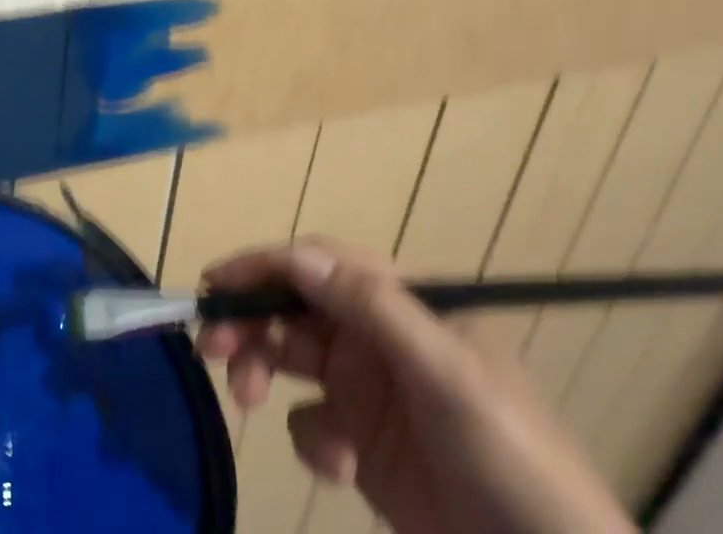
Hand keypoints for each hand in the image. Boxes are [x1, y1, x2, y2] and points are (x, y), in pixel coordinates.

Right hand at [198, 239, 636, 533]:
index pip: (324, 265)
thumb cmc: (511, 456)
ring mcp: (369, 391)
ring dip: (261, 374)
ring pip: (289, 360)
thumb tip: (294, 254)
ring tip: (250, 402)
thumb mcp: (447, 376)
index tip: (214, 285)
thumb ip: (372, 308)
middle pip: (294, 310)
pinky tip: (341, 468)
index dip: (266, 266)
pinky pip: (309, 422)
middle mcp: (382, 339)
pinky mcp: (361, 442)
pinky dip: (311, 440)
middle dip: (250, 324)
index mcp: (410, 307)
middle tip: (212, 348)